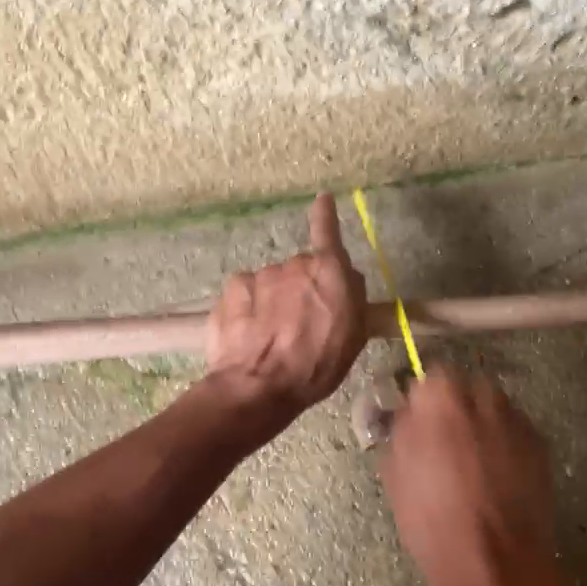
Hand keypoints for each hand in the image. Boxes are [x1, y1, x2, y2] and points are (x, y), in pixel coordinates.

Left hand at [205, 194, 368, 411]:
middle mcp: (295, 264)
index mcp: (330, 271)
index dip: (326, 215)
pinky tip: (249, 332)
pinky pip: (245, 292)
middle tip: (302, 325)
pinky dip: (248, 307)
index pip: (328, 231)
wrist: (260, 387)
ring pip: (271, 282)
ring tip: (272, 337)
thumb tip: (346, 275)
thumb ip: (352, 298)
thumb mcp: (354, 336)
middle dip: (301, 288)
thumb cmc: (318, 366)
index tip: (322, 198)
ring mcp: (261, 275)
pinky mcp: (232, 289)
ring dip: (274, 300)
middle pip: (301, 269)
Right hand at [380, 365, 554, 585]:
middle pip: (468, 388)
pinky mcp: (541, 442)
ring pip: (496, 408)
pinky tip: (502, 477)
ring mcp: (516, 417)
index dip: (427, 400)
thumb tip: (409, 413)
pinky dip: (509, 445)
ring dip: (486, 424)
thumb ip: (402, 429)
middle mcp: (482, 396)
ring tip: (478, 463)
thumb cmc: (432, 518)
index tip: (422, 423)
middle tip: (450, 443)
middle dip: (460, 408)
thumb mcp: (395, 474)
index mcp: (440, 397)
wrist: (493, 559)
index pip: (431, 376)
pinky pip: (518, 431)